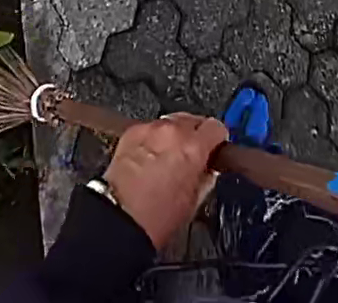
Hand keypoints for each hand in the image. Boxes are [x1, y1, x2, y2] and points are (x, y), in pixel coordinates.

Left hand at [102, 112, 228, 249]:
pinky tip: (150, 158)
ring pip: (171, 122)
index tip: (216, 146)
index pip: (216, 127)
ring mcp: (150, 128)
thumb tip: (208, 169)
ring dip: (174, 136)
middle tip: (192, 156)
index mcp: (193, 148)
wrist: (119, 217)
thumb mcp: (193, 202)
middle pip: (193, 120)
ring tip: (168, 159)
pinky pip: (150, 128)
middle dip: (195, 136)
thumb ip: (206, 177)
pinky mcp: (132, 131)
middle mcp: (172, 131)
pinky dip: (154, 138)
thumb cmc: (154, 217)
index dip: (218, 138)